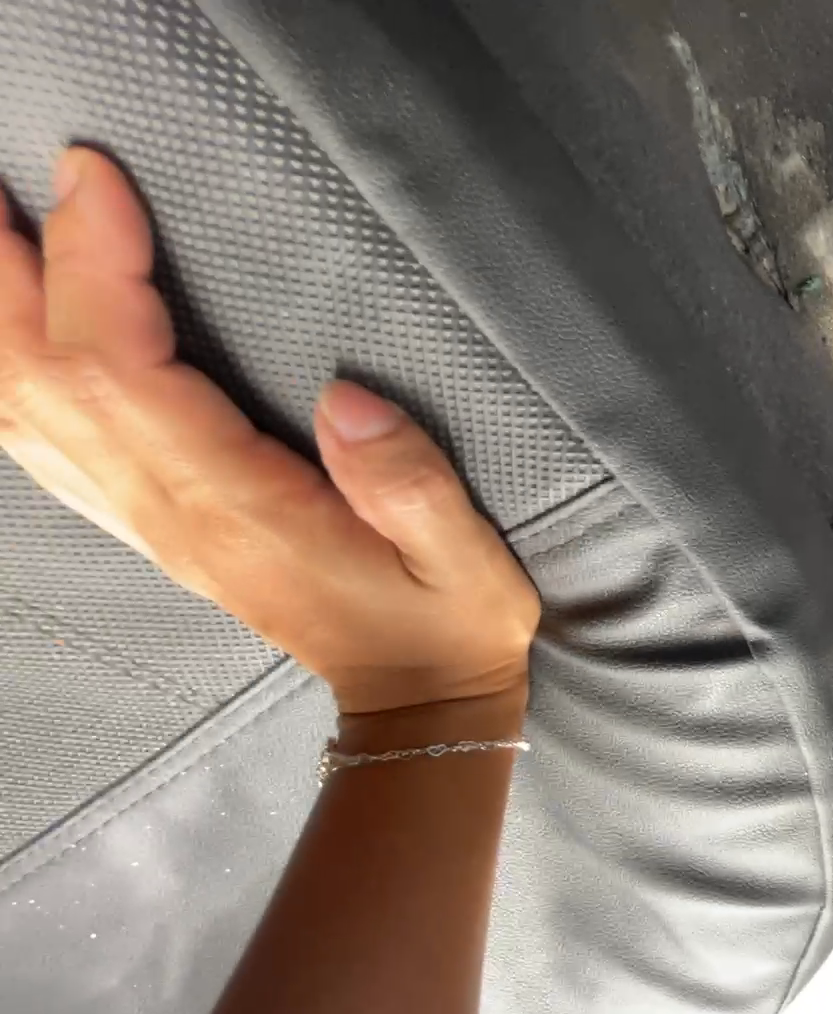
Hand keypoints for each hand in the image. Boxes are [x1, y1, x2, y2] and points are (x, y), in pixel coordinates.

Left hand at [0, 147, 538, 715]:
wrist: (421, 692)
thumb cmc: (452, 622)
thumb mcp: (464, 556)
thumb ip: (411, 482)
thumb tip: (349, 394)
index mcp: (242, 508)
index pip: (126, 370)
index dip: (96, 268)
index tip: (96, 180)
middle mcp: (172, 513)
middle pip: (36, 376)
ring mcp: (157, 526)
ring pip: (20, 408)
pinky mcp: (167, 529)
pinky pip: (47, 445)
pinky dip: (8, 377)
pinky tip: (9, 341)